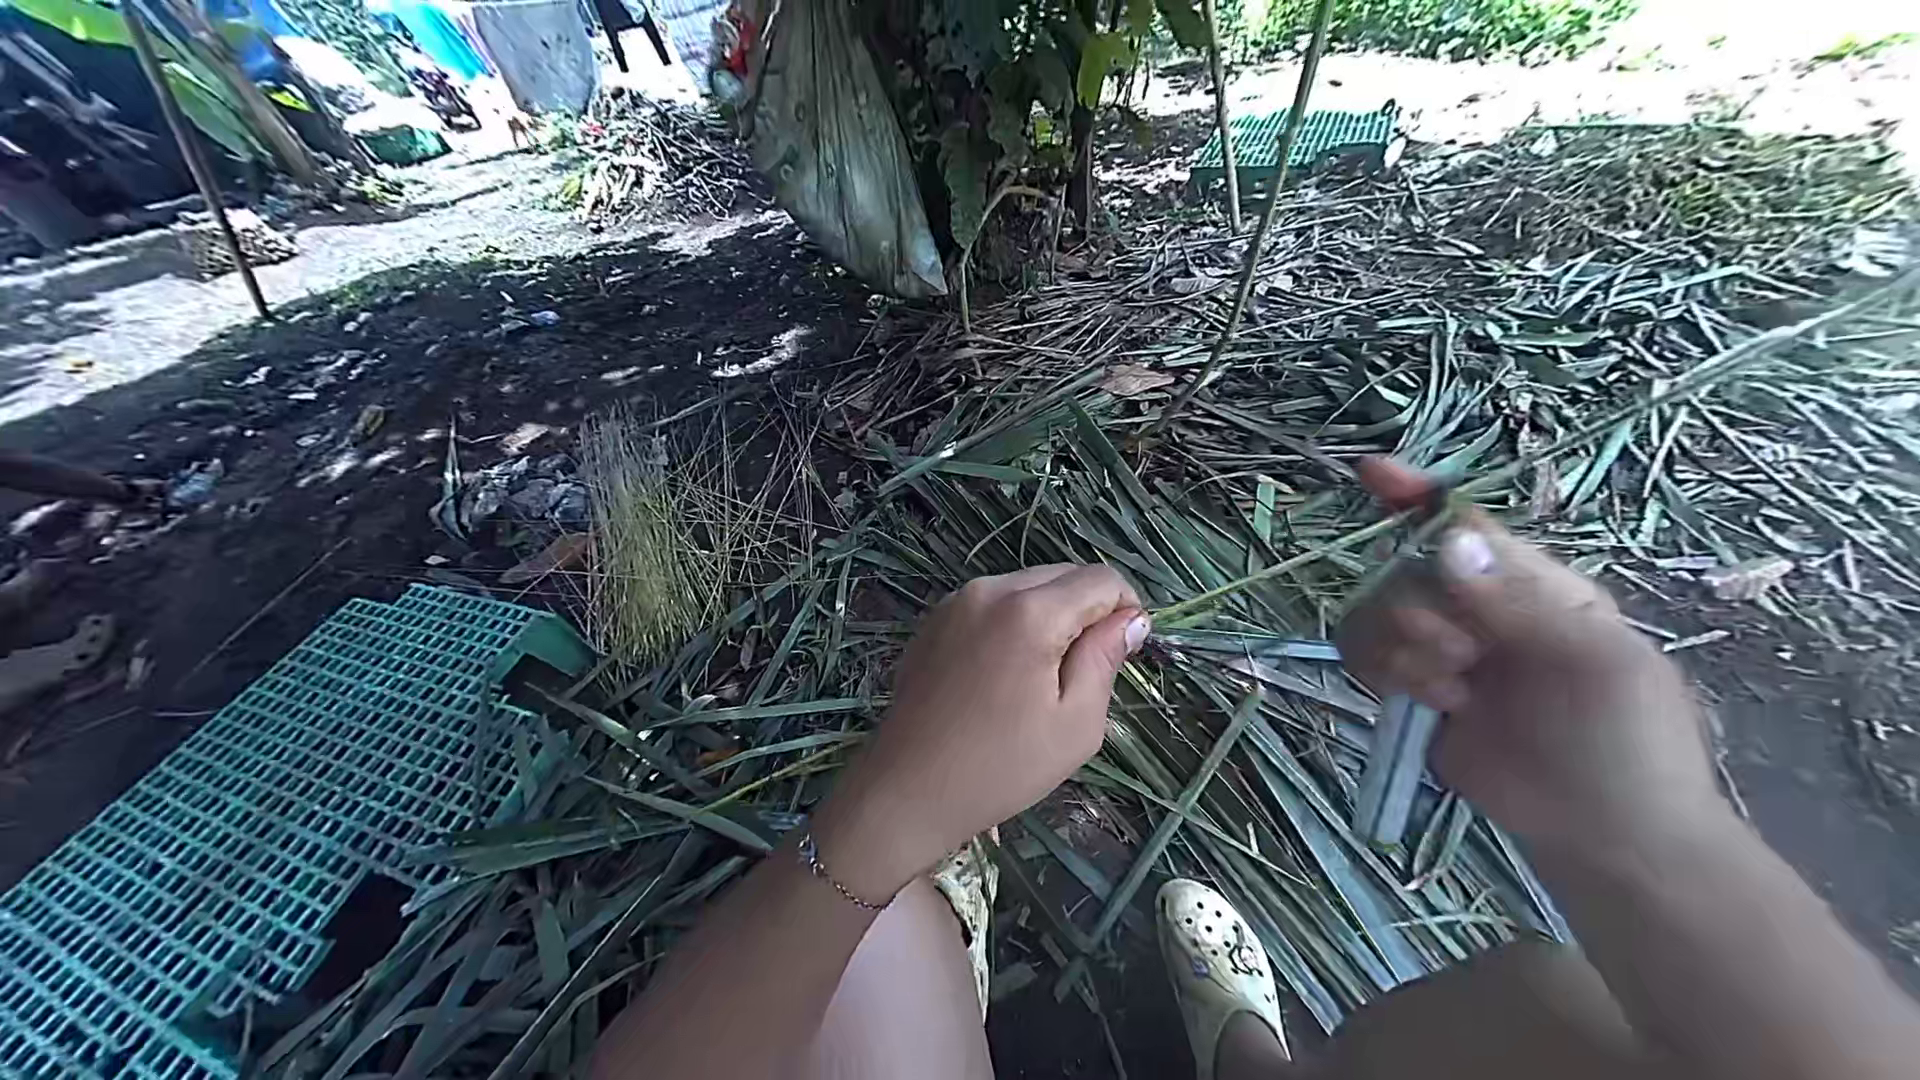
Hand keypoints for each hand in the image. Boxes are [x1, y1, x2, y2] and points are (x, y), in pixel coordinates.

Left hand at [813, 564, 1148, 901]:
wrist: (907, 789)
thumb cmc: (1000, 767)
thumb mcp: (1075, 723)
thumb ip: (1105, 658)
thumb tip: (1131, 618)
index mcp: (1028, 611)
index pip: (1100, 579)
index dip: (1125, 608)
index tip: (1123, 650)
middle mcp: (989, 588)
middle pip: (1063, 574)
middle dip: (1087, 608)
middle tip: (1084, 668)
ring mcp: (956, 600)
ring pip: (1027, 584)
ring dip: (1051, 612)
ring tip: (1042, 672)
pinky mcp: (935, 617)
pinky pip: (993, 600)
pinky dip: (1015, 619)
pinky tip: (1004, 669)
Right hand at [1336, 459, 1725, 851]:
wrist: (1600, 831)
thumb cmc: (1624, 741)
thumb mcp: (1596, 663)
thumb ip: (1520, 600)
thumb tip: (1447, 543)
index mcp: (1529, 584)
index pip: (1463, 523)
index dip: (1417, 494)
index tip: (1372, 473)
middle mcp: (1472, 604)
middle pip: (1401, 571)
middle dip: (1418, 612)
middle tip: (1464, 656)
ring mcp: (1435, 644)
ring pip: (1371, 611)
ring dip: (1401, 650)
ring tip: (1451, 690)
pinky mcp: (1404, 682)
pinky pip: (1358, 651)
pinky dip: (1380, 672)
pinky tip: (1429, 701)